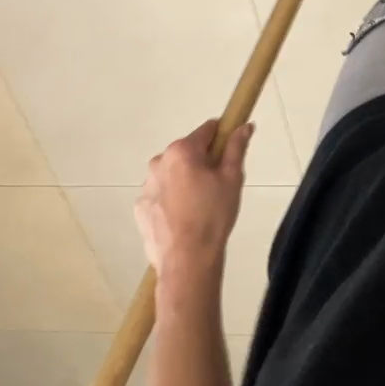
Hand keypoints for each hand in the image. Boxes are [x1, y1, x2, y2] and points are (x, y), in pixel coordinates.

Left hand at [135, 119, 254, 277]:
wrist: (186, 260)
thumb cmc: (213, 214)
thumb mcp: (232, 178)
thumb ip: (236, 148)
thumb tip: (244, 125)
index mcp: (182, 151)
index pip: (207, 130)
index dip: (222, 138)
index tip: (230, 154)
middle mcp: (158, 162)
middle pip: (187, 152)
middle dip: (202, 162)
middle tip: (217, 185)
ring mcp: (146, 186)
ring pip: (172, 174)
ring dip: (185, 180)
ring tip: (200, 206)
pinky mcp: (140, 208)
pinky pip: (161, 194)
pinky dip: (172, 199)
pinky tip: (184, 218)